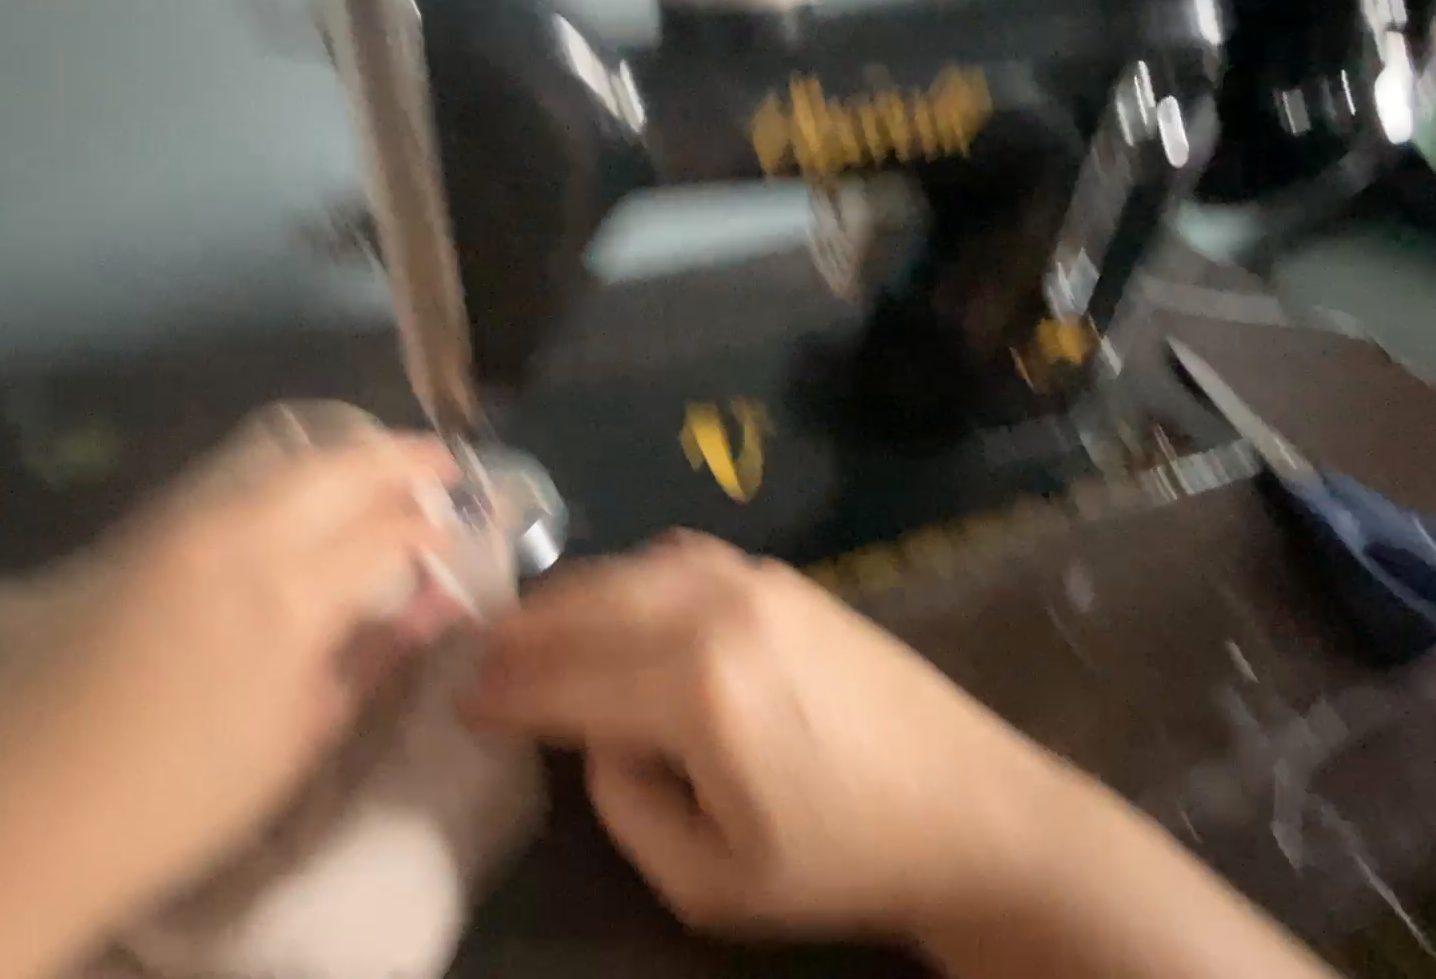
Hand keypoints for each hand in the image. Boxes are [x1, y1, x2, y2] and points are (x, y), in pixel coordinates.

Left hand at [0, 423, 466, 967]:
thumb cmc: (177, 800)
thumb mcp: (302, 736)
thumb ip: (379, 652)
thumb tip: (442, 602)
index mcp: (287, 598)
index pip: (390, 530)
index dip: (438, 525)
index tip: (468, 526)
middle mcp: (233, 538)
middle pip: (339, 465)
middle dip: (403, 456)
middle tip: (443, 465)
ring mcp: (171, 529)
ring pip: (278, 459)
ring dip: (344, 458)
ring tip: (382, 472)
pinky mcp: (124, 538)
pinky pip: (227, 484)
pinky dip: (285, 479)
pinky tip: (299, 504)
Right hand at [462, 531, 1076, 940]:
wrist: (972, 810)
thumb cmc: (841, 860)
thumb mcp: (708, 878)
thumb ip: (624, 799)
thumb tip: (597, 732)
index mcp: (698, 689)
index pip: (568, 680)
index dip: (507, 691)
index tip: (464, 697)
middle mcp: (718, 611)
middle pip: (589, 605)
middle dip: (524, 631)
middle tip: (482, 653)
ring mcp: (755, 580)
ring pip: (631, 567)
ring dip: (573, 594)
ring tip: (536, 624)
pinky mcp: (784, 576)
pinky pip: (681, 557)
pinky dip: (630, 573)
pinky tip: (619, 599)